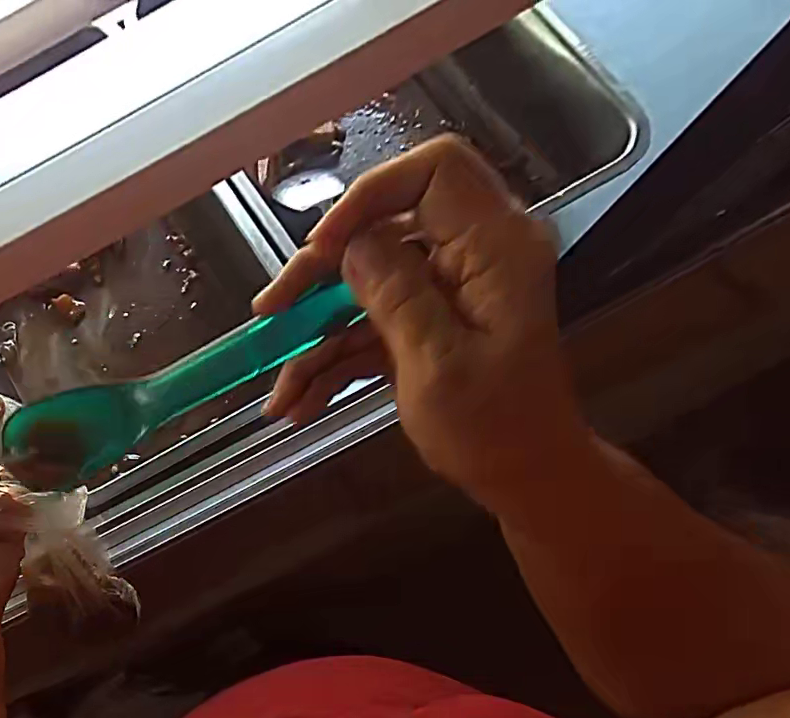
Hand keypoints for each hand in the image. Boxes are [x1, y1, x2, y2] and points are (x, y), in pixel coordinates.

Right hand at [257, 135, 592, 508]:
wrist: (519, 472)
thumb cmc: (492, 426)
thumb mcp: (437, 364)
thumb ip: (397, 296)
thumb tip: (350, 246)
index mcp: (491, 250)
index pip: (434, 172)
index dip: (369, 197)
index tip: (320, 249)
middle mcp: (466, 259)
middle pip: (378, 236)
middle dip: (316, 279)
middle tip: (269, 315)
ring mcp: (439, 295)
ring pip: (358, 292)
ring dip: (312, 343)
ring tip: (280, 396)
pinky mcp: (418, 328)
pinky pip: (362, 332)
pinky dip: (328, 368)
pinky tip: (299, 405)